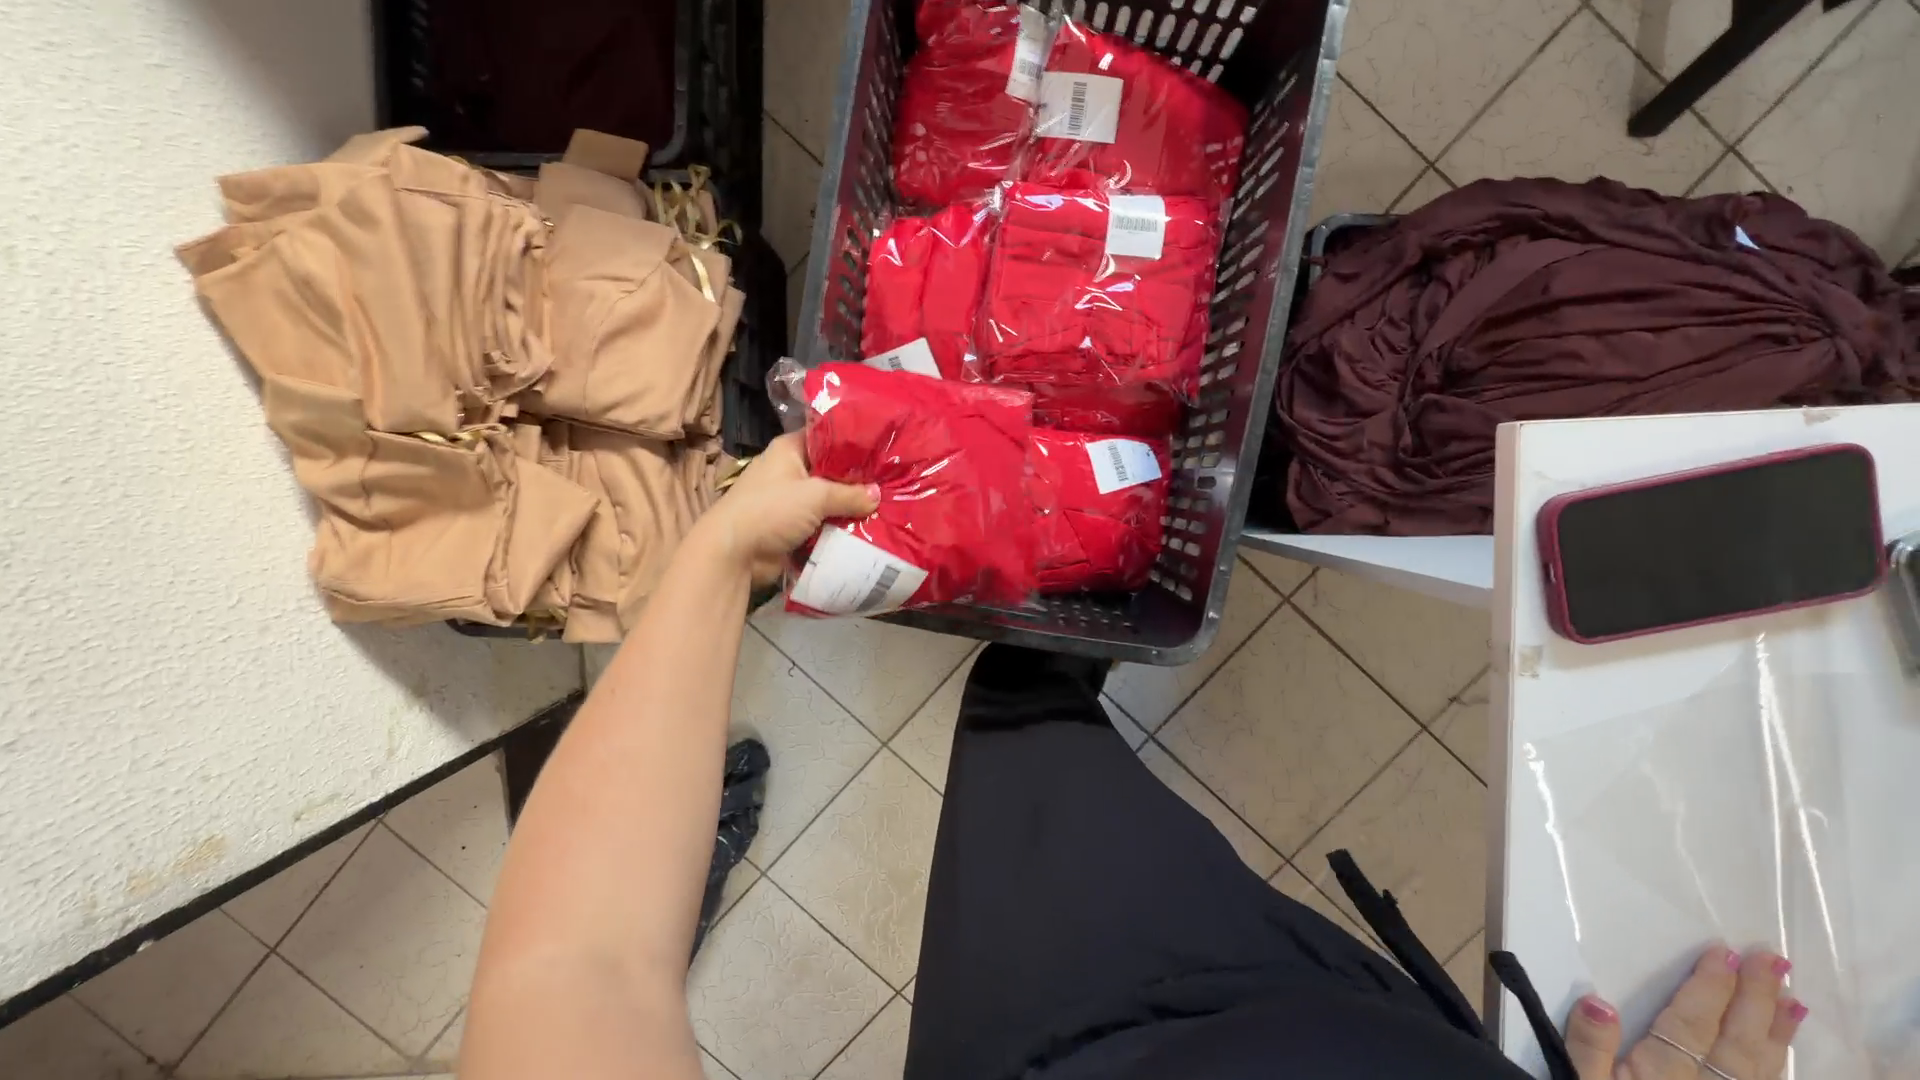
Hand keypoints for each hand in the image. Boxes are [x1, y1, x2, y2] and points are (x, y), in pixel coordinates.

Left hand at [696, 433, 878, 584]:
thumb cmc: (770, 510)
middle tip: (894, 483)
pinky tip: (869, 530)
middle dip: (859, 481)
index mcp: (790, 450)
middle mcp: (790, 471)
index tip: (885, 450)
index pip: (828, 437)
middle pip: (832, 472)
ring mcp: (791, 501)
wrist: (734, 553)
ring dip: (852, 509)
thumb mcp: (815, 495)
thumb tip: (878, 496)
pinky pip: (824, 525)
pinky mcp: (793, 528)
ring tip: (888, 509)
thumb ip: (849, 494)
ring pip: (830, 501)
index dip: (855, 443)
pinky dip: (840, 529)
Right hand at [1565, 946, 1805, 1079]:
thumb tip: (1599, 1000)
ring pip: (1760, 1067)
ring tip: (1792, 997)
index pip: (1692, 1023)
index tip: (1725, 951)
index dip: (1710, 988)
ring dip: (1776, 1030)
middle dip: (1754, 998)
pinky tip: (1780, 1047)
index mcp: (1661, 1076)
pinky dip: (1776, 1064)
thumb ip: (1586, 1047)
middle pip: (1736, 1041)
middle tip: (1773, 958)